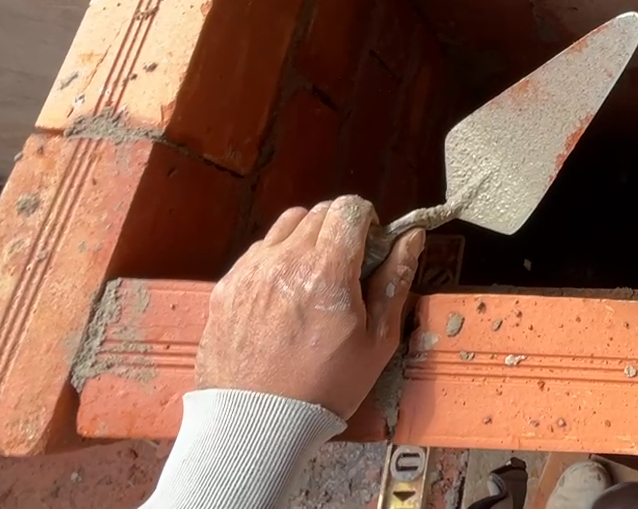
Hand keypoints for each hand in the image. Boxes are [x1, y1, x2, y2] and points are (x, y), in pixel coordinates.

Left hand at [197, 195, 426, 416]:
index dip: (368, 220)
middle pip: (320, 211)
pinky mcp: (225, 289)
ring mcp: (250, 272)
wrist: (254, 428)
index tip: (371, 248)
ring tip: (313, 274)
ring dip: (308, 237)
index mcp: (327, 269)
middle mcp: (285, 260)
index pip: (350, 208)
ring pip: (287, 224)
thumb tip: (412, 236)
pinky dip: (278, 256)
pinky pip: (259, 250)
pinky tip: (284, 291)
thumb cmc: (326, 385)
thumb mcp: (378, 338)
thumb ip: (396, 278)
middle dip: (341, 227)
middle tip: (347, 264)